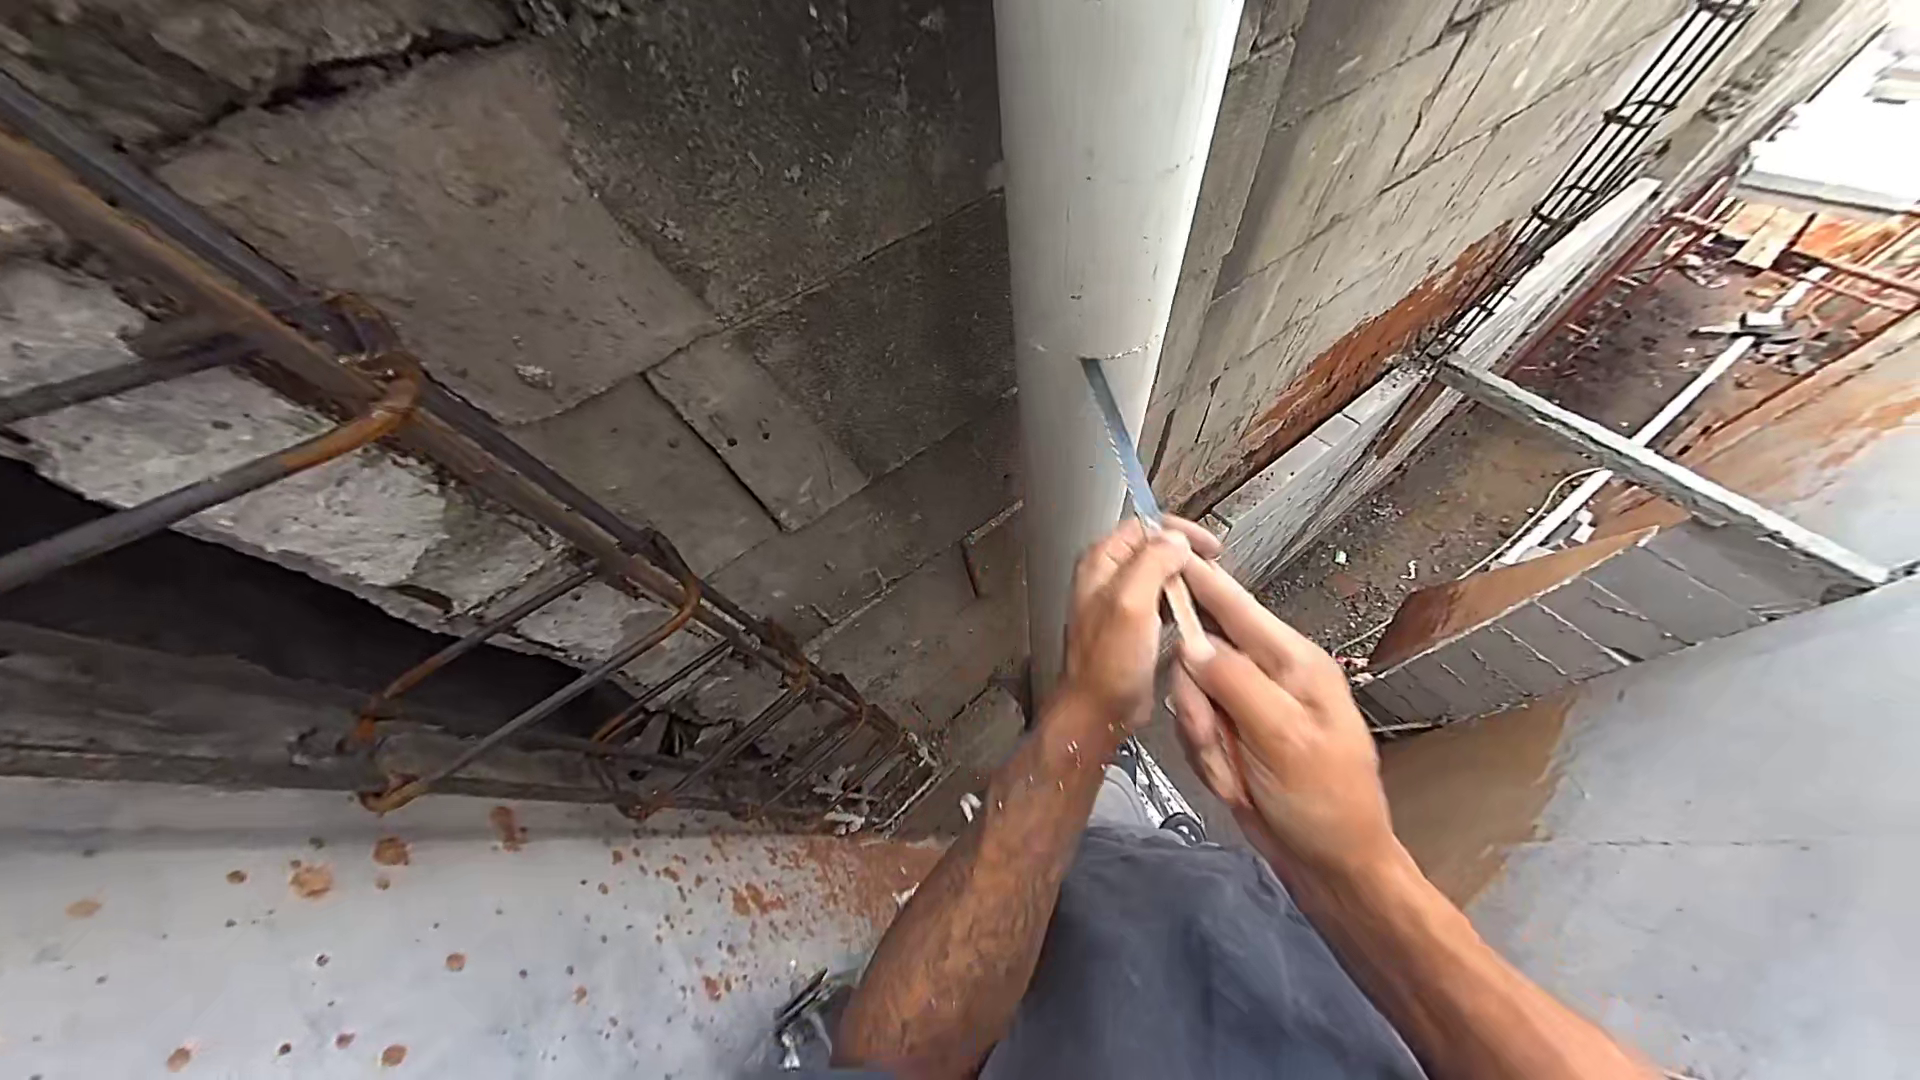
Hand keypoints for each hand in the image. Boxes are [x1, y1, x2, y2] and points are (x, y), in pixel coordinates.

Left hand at [1055, 517, 1219, 740]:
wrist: (1098, 710)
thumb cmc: (1107, 663)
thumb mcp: (1131, 604)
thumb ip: (1152, 564)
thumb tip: (1176, 539)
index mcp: (1101, 564)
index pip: (1143, 526)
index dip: (1178, 532)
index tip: (1208, 548)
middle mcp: (1107, 578)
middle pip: (1153, 548)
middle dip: (1185, 555)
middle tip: (1213, 569)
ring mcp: (1119, 602)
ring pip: (1160, 575)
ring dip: (1185, 579)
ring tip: (1209, 591)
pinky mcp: (1133, 625)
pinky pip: (1161, 601)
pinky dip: (1181, 602)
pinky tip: (1195, 614)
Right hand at [1169, 557, 1399, 882]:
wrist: (1329, 863)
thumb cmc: (1324, 801)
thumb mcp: (1284, 738)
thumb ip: (1235, 682)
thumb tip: (1190, 643)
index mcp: (1291, 661)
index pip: (1235, 606)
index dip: (1200, 581)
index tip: (1165, 557)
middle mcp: (1265, 673)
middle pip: (1199, 656)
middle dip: (1196, 703)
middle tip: (1214, 741)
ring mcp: (1244, 703)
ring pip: (1188, 693)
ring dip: (1201, 735)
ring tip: (1231, 770)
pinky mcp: (1228, 729)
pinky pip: (1191, 723)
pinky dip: (1203, 753)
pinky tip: (1231, 778)